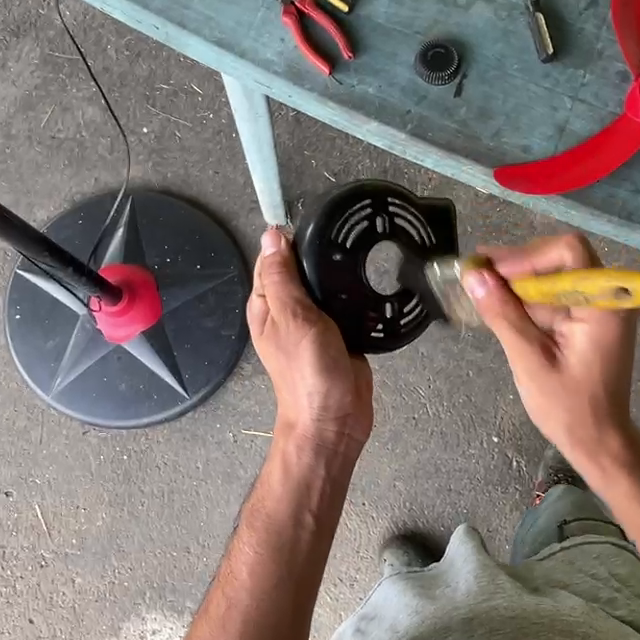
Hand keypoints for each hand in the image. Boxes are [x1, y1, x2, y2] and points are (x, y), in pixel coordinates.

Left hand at [248, 227, 372, 451]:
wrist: (335, 419)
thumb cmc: (308, 372)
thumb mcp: (292, 317)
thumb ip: (283, 277)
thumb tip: (271, 235)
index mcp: (267, 306)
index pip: (274, 259)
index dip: (291, 239)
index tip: (319, 220)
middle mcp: (288, 312)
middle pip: (303, 271)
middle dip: (320, 254)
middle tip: (349, 233)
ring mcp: (316, 325)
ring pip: (327, 287)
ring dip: (341, 274)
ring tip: (365, 251)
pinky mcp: (343, 335)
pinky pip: (348, 308)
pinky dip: (357, 297)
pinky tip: (372, 284)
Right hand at [462, 233, 637, 464]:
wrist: (598, 440)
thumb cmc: (568, 407)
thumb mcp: (529, 360)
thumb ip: (503, 314)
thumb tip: (473, 276)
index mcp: (604, 302)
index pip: (568, 251)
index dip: (526, 256)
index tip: (491, 273)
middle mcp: (608, 296)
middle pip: (560, 258)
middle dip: (517, 266)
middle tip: (475, 274)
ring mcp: (600, 307)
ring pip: (555, 275)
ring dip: (518, 281)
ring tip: (478, 286)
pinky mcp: (589, 319)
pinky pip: (557, 295)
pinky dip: (528, 299)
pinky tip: (498, 303)